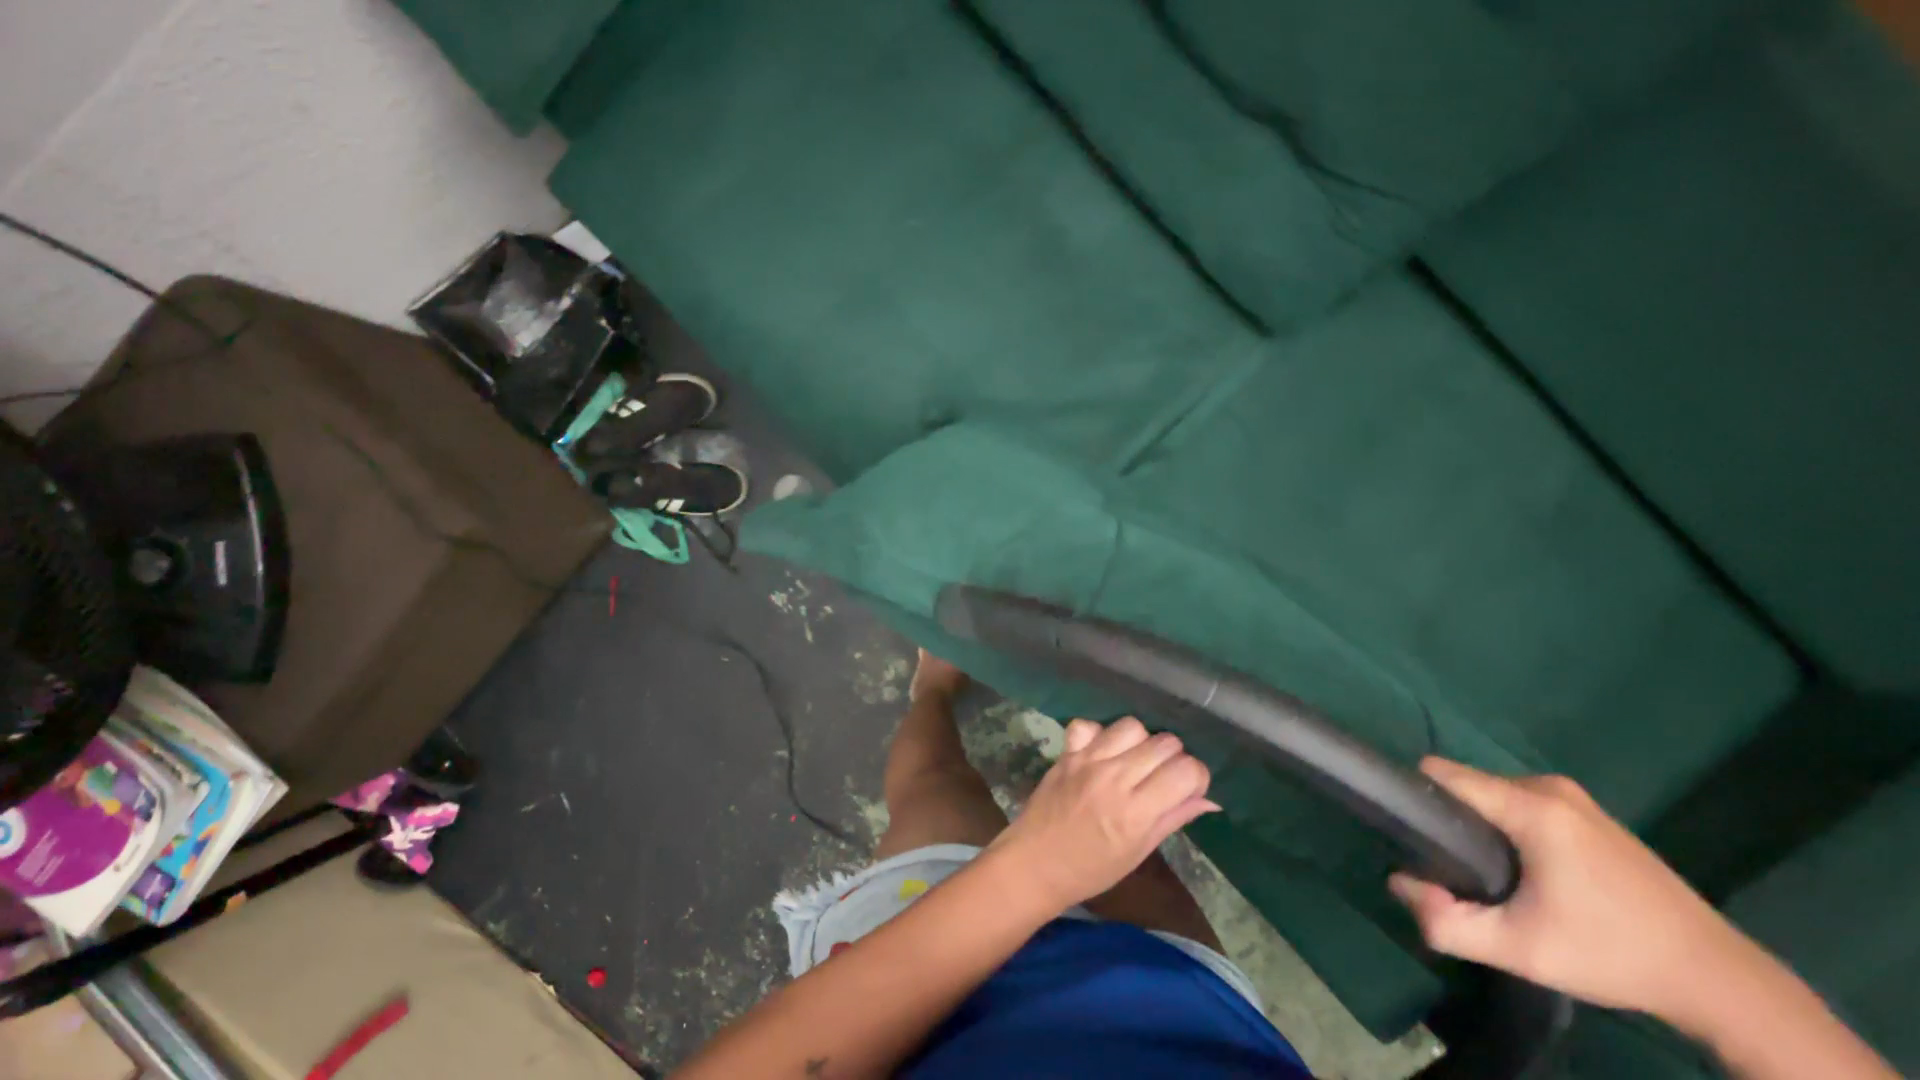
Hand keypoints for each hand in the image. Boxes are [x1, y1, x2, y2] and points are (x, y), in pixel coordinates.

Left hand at [988, 717, 1219, 912]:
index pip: (1187, 770)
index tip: (1187, 791)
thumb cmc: (1090, 869)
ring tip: (1134, 764)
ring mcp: (1088, 761)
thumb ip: (1174, 818)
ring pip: (1133, 726)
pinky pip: (1089, 725)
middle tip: (1161, 780)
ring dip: (1141, 742)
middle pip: (1166, 743)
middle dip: (1174, 759)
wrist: (1034, 864)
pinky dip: (1100, 734)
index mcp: (1137, 811)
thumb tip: (1210, 799)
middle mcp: (1115, 778)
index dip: (1196, 778)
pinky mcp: (1066, 753)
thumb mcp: (1139, 851)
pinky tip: (1101, 754)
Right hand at [1389, 758, 1760, 1026]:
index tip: (1404, 836)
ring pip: (1496, 799)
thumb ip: (1445, 920)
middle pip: (1468, 787)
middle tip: (1453, 877)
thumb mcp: (1517, 950)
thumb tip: (1400, 883)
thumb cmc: (1609, 954)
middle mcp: (1550, 788)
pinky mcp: (1591, 817)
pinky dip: (1509, 834)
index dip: (1413, 798)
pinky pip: (1524, 808)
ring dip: (1479, 832)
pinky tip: (1525, 880)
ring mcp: (1576, 800)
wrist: (1713, 974)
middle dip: (1448, 825)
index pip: (1443, 773)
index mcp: (1532, 806)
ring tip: (1487, 882)